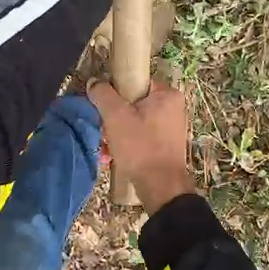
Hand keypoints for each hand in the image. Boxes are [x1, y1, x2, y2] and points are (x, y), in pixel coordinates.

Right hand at [88, 80, 195, 215]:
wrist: (161, 188)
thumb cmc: (140, 147)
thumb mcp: (115, 116)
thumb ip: (103, 94)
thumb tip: (94, 82)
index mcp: (167, 95)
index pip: (135, 81)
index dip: (116, 92)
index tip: (103, 106)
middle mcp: (174, 108)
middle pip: (134, 103)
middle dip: (114, 117)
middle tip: (103, 129)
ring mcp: (171, 128)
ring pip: (135, 121)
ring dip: (118, 132)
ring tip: (106, 145)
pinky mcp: (166, 145)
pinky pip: (141, 136)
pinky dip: (128, 143)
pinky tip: (114, 154)